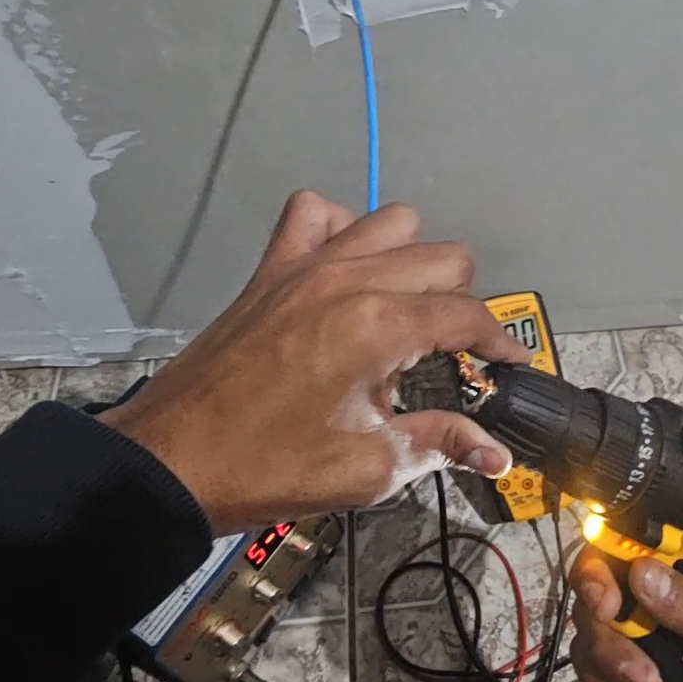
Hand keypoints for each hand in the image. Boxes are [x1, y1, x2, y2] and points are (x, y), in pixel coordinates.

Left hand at [101, 190, 530, 533]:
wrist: (172, 461)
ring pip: (394, 222)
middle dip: (463, 304)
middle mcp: (351, 278)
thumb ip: (440, 445)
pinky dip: (344, 230)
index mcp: (379, 327)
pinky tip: (347, 271)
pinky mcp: (273, 266)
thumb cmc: (272, 468)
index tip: (510, 364)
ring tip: (404, 309)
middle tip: (451, 353)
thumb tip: (498, 454)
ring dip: (414, 261)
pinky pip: (318, 213)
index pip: (468, 315)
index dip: (501, 341)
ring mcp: (308, 263)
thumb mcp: (367, 466)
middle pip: (445, 258)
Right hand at [571, 552, 682, 681]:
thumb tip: (641, 572)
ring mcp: (627, 637)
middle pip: (596, 578)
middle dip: (598, 601)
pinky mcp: (611, 675)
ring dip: (609, 657)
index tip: (610, 578)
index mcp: (682, 580)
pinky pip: (584, 665)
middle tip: (609, 616)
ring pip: (586, 624)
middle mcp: (648, 600)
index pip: (636, 544)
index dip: (610, 549)